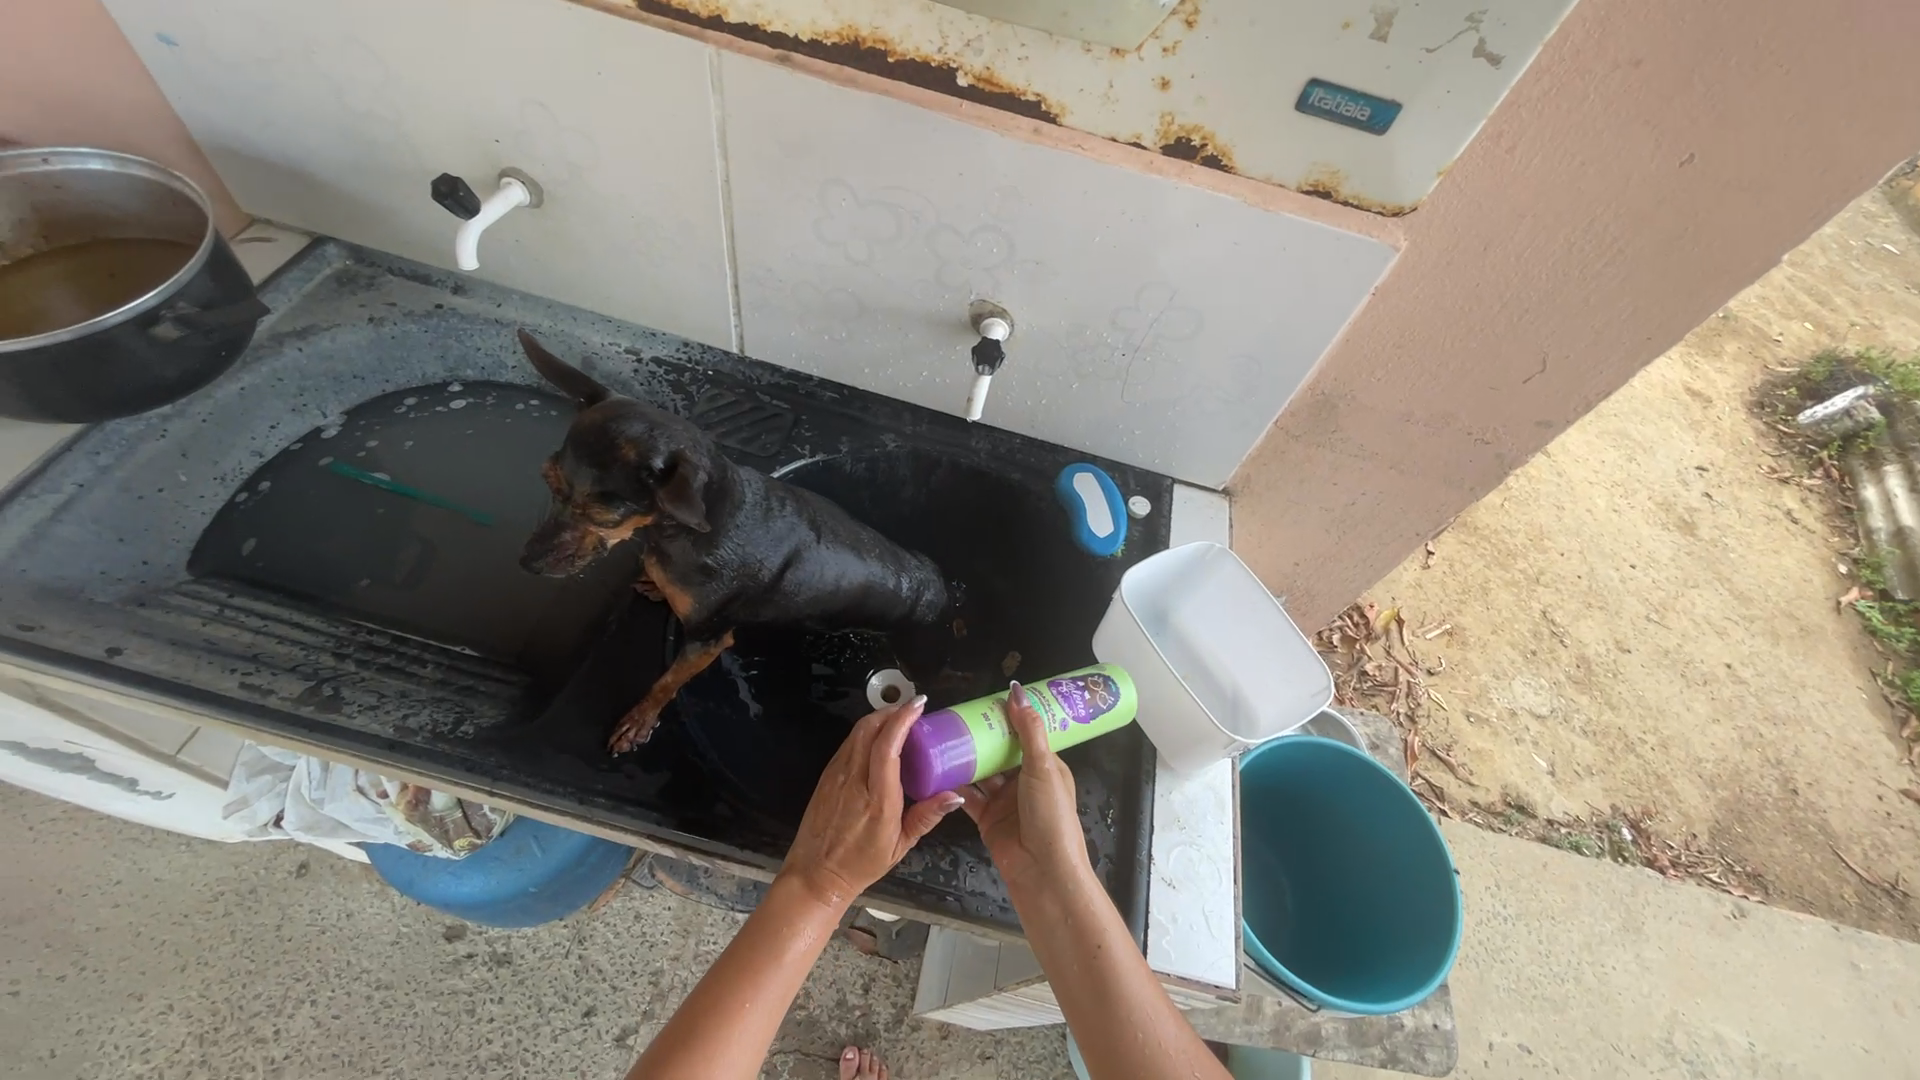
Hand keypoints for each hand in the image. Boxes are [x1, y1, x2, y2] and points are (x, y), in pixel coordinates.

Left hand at [780, 696, 963, 908]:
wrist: (816, 874)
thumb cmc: (862, 862)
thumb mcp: (901, 845)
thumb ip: (927, 816)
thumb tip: (955, 794)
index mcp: (878, 800)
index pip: (887, 747)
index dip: (902, 720)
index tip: (919, 705)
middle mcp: (854, 781)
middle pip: (869, 730)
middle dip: (891, 711)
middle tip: (912, 708)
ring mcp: (836, 775)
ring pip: (856, 733)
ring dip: (878, 718)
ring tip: (898, 718)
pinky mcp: (827, 775)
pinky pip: (848, 744)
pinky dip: (866, 732)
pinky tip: (879, 738)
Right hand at [957, 682, 1089, 891]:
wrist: (1043, 872)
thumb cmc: (1050, 816)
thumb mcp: (1043, 767)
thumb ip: (1028, 730)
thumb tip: (1017, 690)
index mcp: (1046, 766)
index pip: (1026, 734)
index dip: (1009, 717)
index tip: (987, 699)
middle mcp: (1024, 781)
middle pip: (1000, 752)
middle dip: (982, 736)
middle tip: (958, 715)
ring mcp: (1004, 801)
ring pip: (982, 772)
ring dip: (966, 757)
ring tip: (943, 736)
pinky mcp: (987, 818)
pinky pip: (968, 796)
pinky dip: (954, 785)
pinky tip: (938, 769)